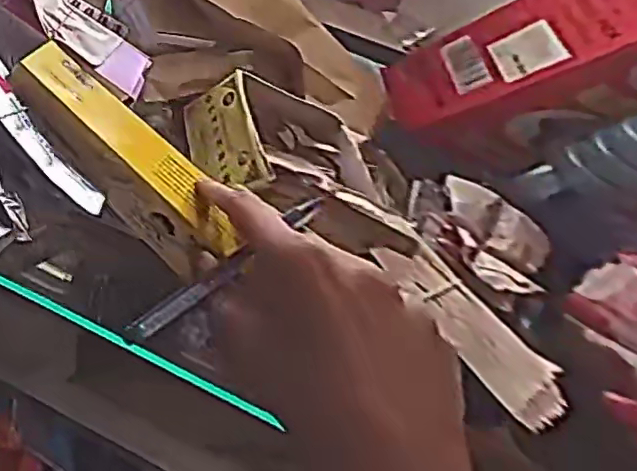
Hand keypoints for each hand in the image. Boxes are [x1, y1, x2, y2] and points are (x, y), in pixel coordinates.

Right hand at [197, 180, 469, 470]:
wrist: (392, 463)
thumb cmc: (312, 405)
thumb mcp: (236, 339)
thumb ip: (218, 287)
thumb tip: (211, 264)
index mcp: (297, 259)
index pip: (248, 208)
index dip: (221, 196)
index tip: (211, 192)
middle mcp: (349, 263)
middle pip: (297, 243)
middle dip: (276, 260)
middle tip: (262, 292)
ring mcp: (394, 292)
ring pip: (339, 270)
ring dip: (320, 287)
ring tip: (312, 334)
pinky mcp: (426, 323)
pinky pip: (379, 300)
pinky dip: (358, 313)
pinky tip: (349, 350)